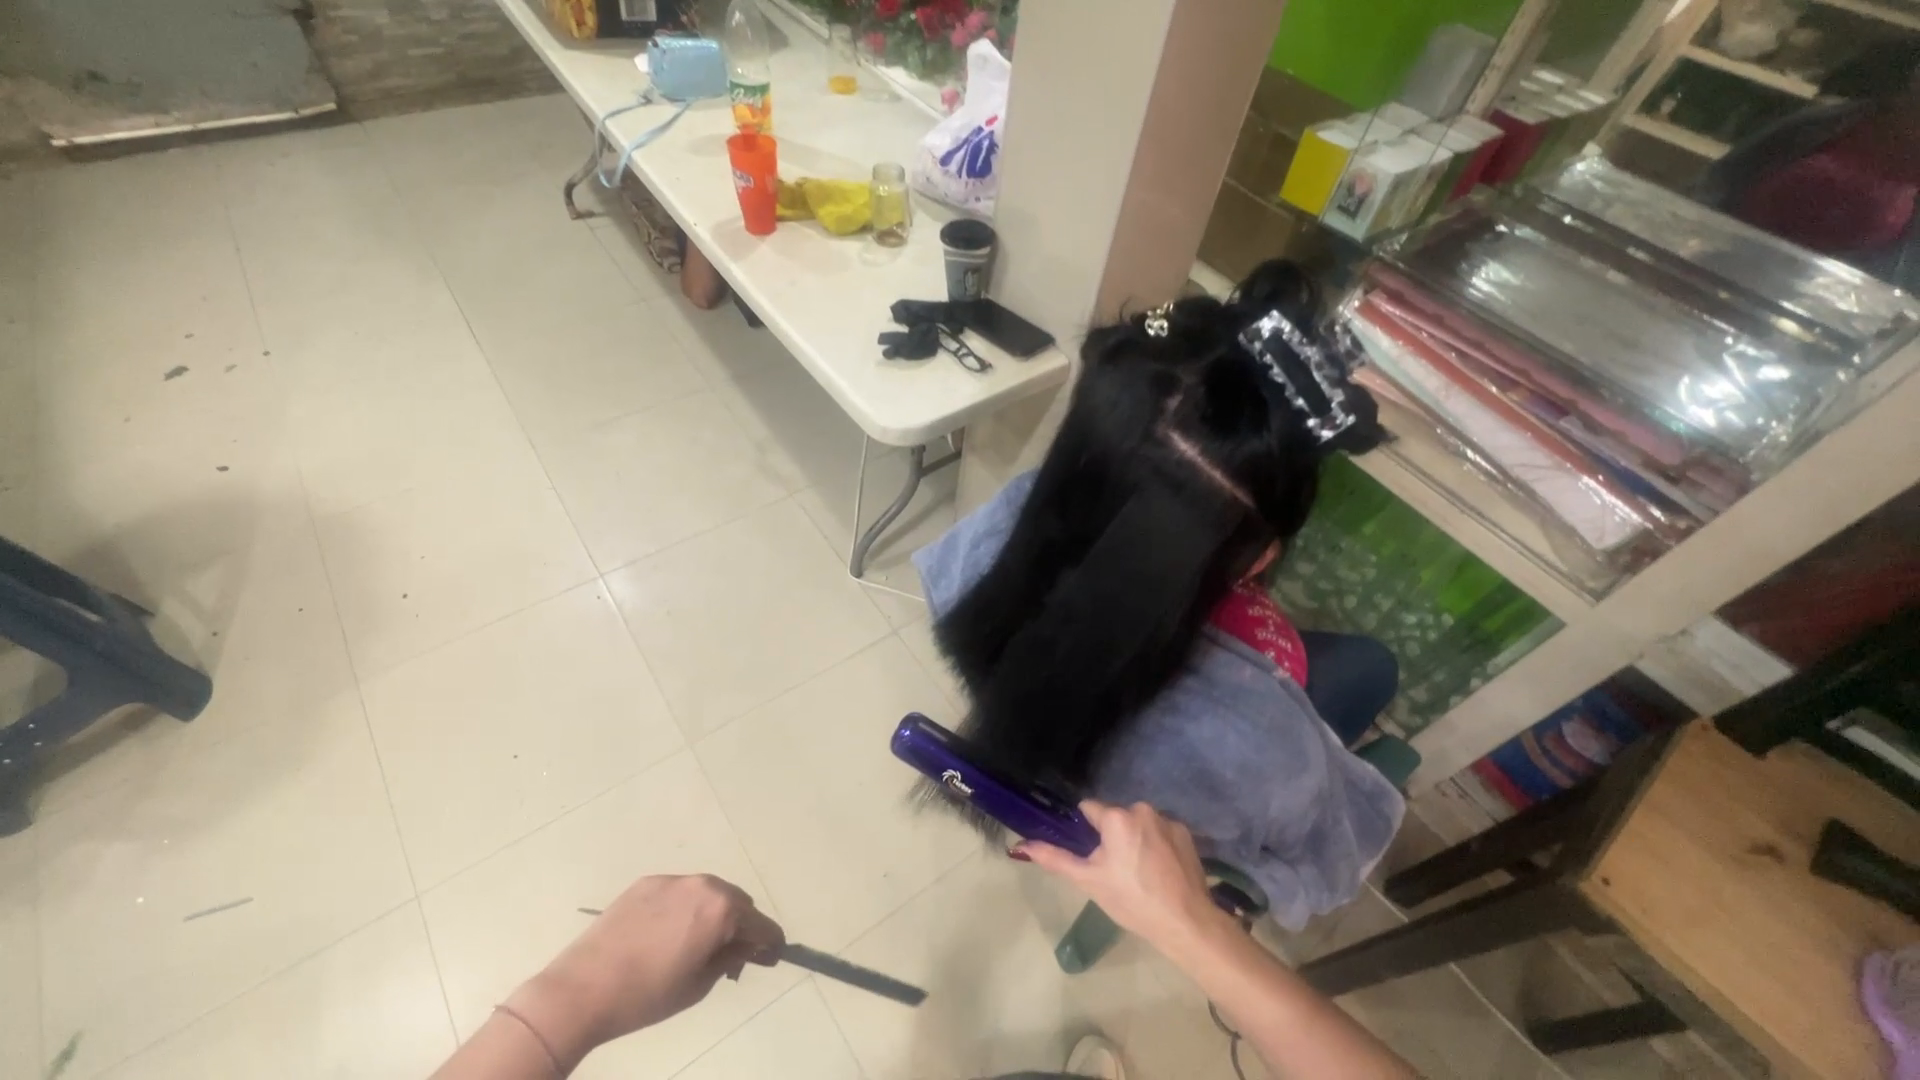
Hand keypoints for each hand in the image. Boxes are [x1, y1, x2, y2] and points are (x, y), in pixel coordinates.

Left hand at [506, 875, 784, 1067]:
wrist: (582, 989)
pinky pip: (679, 892)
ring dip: (714, 913)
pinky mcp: (646, 883)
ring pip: (708, 892)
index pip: (761, 924)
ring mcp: (672, 880)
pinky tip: (670, 933)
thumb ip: (729, 959)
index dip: (769, 943)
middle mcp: (703, 885)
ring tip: (700, 943)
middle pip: (736, 902)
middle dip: (741, 926)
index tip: (769, 958)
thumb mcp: (700, 984)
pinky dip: (685, 908)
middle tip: (733, 957)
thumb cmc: (648, 994)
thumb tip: (741, 948)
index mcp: (722, 910)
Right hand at [1015, 800, 1228, 951]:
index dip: (1086, 831)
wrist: (1184, 921)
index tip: (1092, 855)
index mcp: (1116, 817)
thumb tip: (1021, 844)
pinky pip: (1161, 831)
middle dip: (1112, 836)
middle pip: (1116, 817)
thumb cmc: (1131, 900)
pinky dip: (1157, 845)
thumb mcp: (1088, 880)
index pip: (1089, 809)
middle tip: (1116, 870)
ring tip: (1140, 873)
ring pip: (1139, 823)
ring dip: (1135, 839)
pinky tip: (1160, 871)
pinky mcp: (1186, 833)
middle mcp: (1142, 809)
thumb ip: (1054, 858)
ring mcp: (1168, 820)